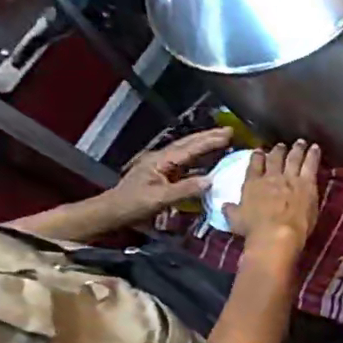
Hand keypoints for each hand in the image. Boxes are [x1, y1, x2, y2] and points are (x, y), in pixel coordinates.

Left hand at [103, 126, 233, 225]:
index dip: (209, 141)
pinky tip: (209, 159)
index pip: (189, 148)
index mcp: (160, 161)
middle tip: (229, 131)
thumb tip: (210, 181)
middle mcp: (161, 159)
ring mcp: (162, 166)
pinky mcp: (164, 175)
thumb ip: (185, 189)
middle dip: (208, 136)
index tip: (228, 135)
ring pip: (187, 151)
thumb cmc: (133, 204)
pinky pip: (186, 163)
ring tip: (223, 139)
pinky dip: (200, 157)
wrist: (113, 211)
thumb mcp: (159, 198)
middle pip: (188, 144)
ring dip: (205, 144)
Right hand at [224, 139, 320, 251]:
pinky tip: (316, 148)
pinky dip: (313, 155)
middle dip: (278, 150)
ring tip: (301, 142)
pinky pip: (310, 165)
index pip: (254, 165)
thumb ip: (231, 210)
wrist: (277, 233)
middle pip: (275, 159)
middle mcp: (271, 177)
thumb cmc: (254, 229)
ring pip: (294, 159)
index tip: (260, 150)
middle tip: (281, 145)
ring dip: (297, 149)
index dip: (257, 156)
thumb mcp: (235, 219)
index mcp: (252, 184)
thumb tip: (226, 205)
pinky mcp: (307, 184)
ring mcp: (290, 179)